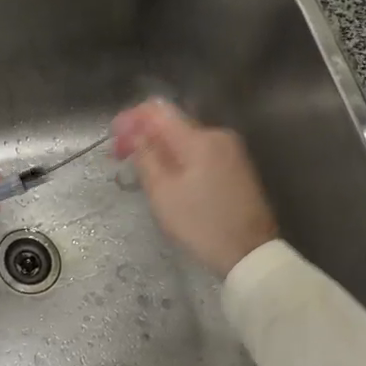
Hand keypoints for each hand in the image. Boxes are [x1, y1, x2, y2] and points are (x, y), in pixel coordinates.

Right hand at [113, 99, 277, 276]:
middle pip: (171, 122)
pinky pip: (199, 150)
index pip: (157, 110)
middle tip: (122, 156)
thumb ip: (145, 155)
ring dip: (160, 146)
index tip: (114, 138)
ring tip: (141, 168)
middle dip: (143, 134)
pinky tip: (167, 174)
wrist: (251, 254)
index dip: (131, 119)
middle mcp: (217, 136)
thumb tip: (134, 133)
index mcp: (199, 139)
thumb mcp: (163, 192)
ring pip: (184, 137)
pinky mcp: (236, 165)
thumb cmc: (201, 224)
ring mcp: (230, 150)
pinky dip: (178, 155)